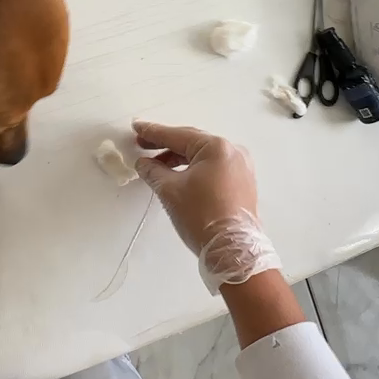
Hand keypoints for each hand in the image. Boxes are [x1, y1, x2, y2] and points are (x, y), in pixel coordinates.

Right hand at [133, 121, 280, 289]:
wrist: (233, 252)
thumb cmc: (201, 217)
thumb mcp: (170, 191)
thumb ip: (153, 171)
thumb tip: (143, 163)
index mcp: (216, 147)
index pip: (177, 136)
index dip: (153, 132)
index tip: (136, 126)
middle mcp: (232, 151)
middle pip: (191, 142)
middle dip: (165, 144)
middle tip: (141, 143)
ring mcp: (241, 167)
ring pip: (202, 155)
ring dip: (178, 158)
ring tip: (156, 164)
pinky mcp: (243, 182)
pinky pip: (213, 167)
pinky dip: (194, 168)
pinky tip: (177, 174)